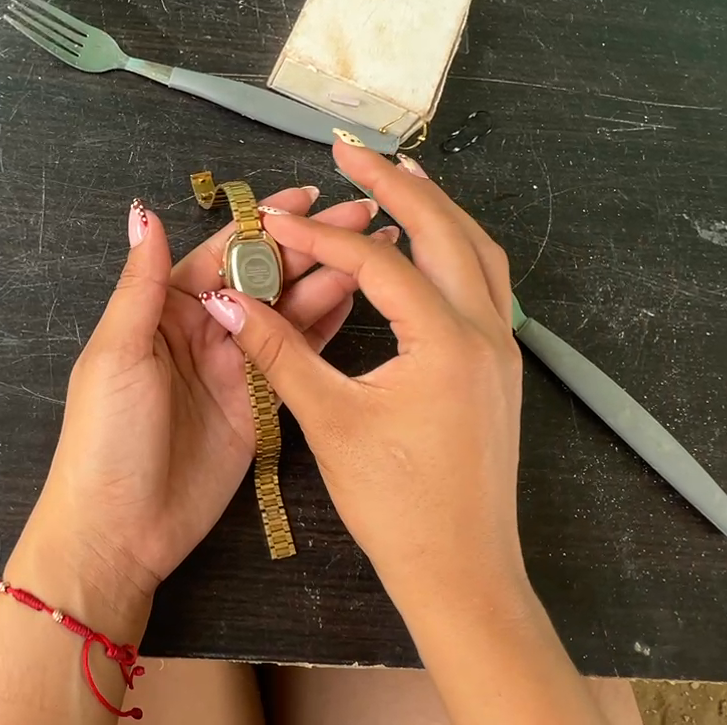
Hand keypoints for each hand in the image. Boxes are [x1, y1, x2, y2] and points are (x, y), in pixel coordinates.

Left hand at [10, 186, 385, 628]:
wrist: (120, 530)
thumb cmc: (108, 434)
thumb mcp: (117, 351)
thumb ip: (142, 284)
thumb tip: (143, 212)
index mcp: (166, 307)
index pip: (222, 251)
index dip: (264, 223)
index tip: (307, 196)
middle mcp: (205, 328)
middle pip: (263, 276)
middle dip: (309, 246)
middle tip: (362, 217)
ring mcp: (237, 367)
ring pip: (288, 312)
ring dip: (327, 280)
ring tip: (377, 251)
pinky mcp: (261, 407)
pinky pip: (296, 357)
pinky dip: (326, 328)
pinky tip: (359, 300)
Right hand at [197, 142, 525, 602]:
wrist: (462, 574)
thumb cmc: (395, 503)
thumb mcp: (328, 420)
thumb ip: (277, 350)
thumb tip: (224, 300)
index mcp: (445, 340)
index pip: (376, 262)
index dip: (318, 237)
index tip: (271, 221)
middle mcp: (485, 331)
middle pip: (446, 229)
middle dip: (396, 184)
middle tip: (348, 153)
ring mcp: (501, 347)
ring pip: (477, 249)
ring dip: (435, 206)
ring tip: (394, 176)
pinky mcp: (498, 364)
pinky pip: (484, 278)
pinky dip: (453, 243)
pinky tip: (423, 243)